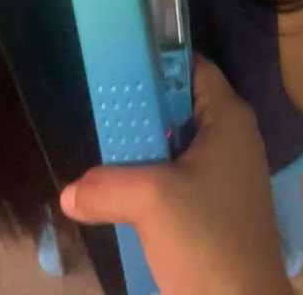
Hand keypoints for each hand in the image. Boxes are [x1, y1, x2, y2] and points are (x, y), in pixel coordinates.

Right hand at [60, 58, 292, 294]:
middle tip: (105, 115)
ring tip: (108, 153)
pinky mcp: (220, 206)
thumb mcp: (150, 201)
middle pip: (182, 105)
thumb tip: (69, 192)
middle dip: (144, 111)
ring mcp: (229, 173)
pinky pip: (183, 176)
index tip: (120, 70)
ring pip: (179, 145)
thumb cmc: (206, 238)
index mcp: (228, 116)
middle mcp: (233, 136)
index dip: (158, 63)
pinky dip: (156, 180)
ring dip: (146, 151)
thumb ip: (106, 185)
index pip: (192, 66)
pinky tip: (126, 193)